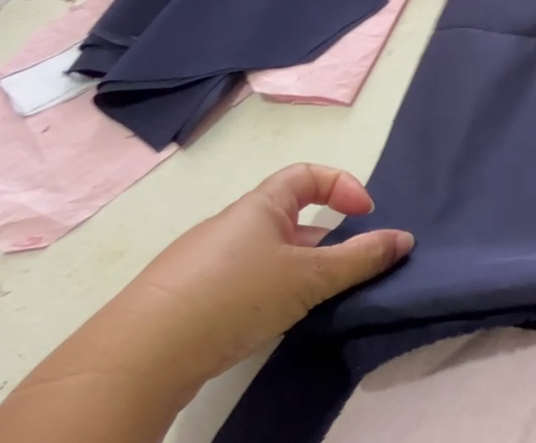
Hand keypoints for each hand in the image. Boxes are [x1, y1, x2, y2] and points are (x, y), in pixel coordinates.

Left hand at [0, 164, 412, 442]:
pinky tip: (268, 320)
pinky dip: (264, 292)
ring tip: (310, 298)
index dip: (342, 186)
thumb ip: (362, 258)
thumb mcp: (311, 278)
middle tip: (343, 265)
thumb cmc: (233, 298)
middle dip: (324, 237)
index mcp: (258, 208)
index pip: (306, 174)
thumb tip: (404, 239)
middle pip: (288, 216)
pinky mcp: (181, 300)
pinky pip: (238, 280)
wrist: (131, 361)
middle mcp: (228, 226)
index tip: (363, 214)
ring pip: (265, 252)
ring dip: (296, 267)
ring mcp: (200, 264)